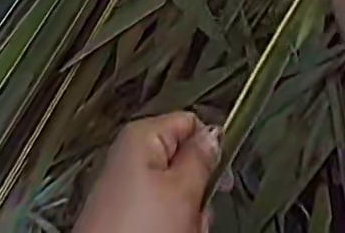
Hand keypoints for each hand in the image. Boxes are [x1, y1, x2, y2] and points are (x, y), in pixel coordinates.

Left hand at [74, 111, 218, 232]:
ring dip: (185, 215)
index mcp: (142, 136)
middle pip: (183, 163)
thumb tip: (213, 134)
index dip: (210, 147)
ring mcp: (127, 188)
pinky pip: (159, 213)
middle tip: (193, 212)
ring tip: (178, 230)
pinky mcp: (124, 215)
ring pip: (174, 194)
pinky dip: (169, 226)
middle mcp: (131, 156)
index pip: (189, 123)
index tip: (221, 176)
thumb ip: (200, 157)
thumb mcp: (181, 190)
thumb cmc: (136, 230)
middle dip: (196, 191)